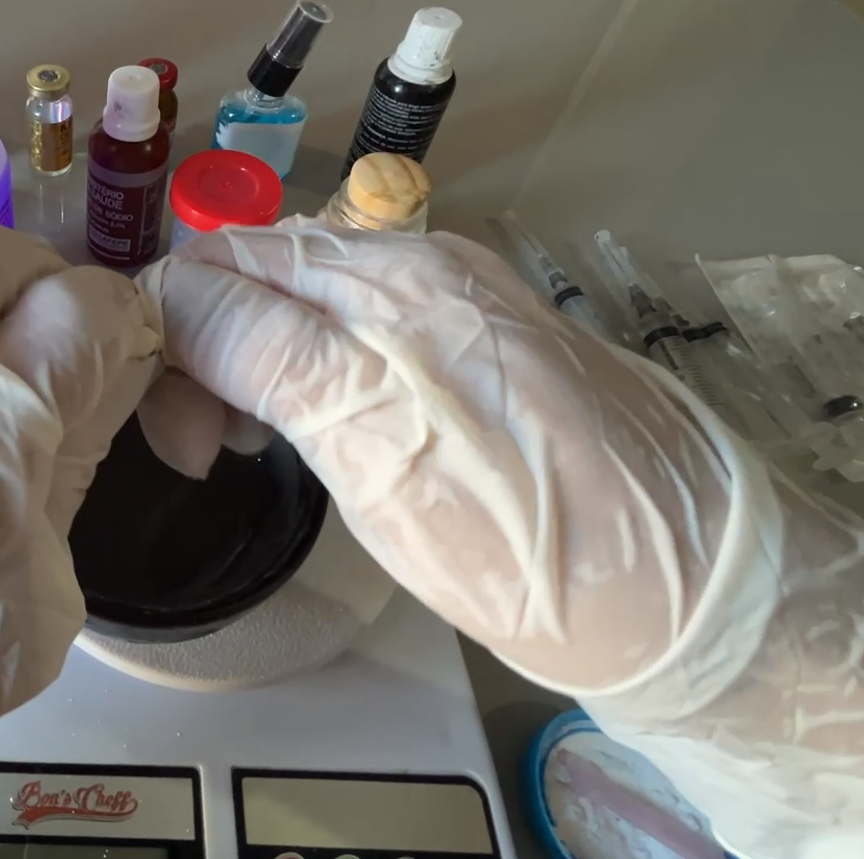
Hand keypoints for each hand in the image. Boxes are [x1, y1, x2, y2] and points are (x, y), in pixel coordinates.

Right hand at [140, 221, 863, 858]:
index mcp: (388, 284)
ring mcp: (430, 295)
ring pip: (279, 294)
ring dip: (231, 356)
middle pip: (245, 269)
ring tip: (236, 436)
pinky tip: (290, 414)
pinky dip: (281, 362)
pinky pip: (325, 319)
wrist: (703, 597)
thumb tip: (166, 298)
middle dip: (192, 345)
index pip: (221, 265)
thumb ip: (269, 357)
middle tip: (196, 443)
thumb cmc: (532, 547)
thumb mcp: (380, 456)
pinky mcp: (446, 331)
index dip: (163, 330)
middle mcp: (406, 265)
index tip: (159, 423)